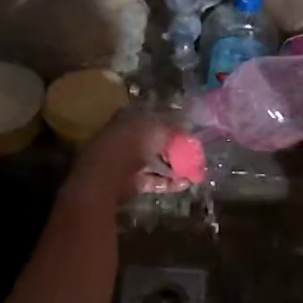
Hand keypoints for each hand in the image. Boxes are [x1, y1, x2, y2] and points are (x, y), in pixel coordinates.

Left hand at [62, 112, 184, 209]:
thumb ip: (175, 129)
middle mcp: (128, 137)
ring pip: (155, 163)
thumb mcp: (159, 129)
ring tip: (193, 173)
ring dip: (174, 168)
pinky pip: (152, 179)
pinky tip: (184, 184)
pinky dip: (167, 182)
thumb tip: (188, 130)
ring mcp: (128, 160)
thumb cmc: (133, 142)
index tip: (190, 134)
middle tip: (194, 156)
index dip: (174, 126)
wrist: (109, 173)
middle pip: (156, 143)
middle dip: (175, 150)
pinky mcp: (130, 181)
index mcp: (131, 118)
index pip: (156, 119)